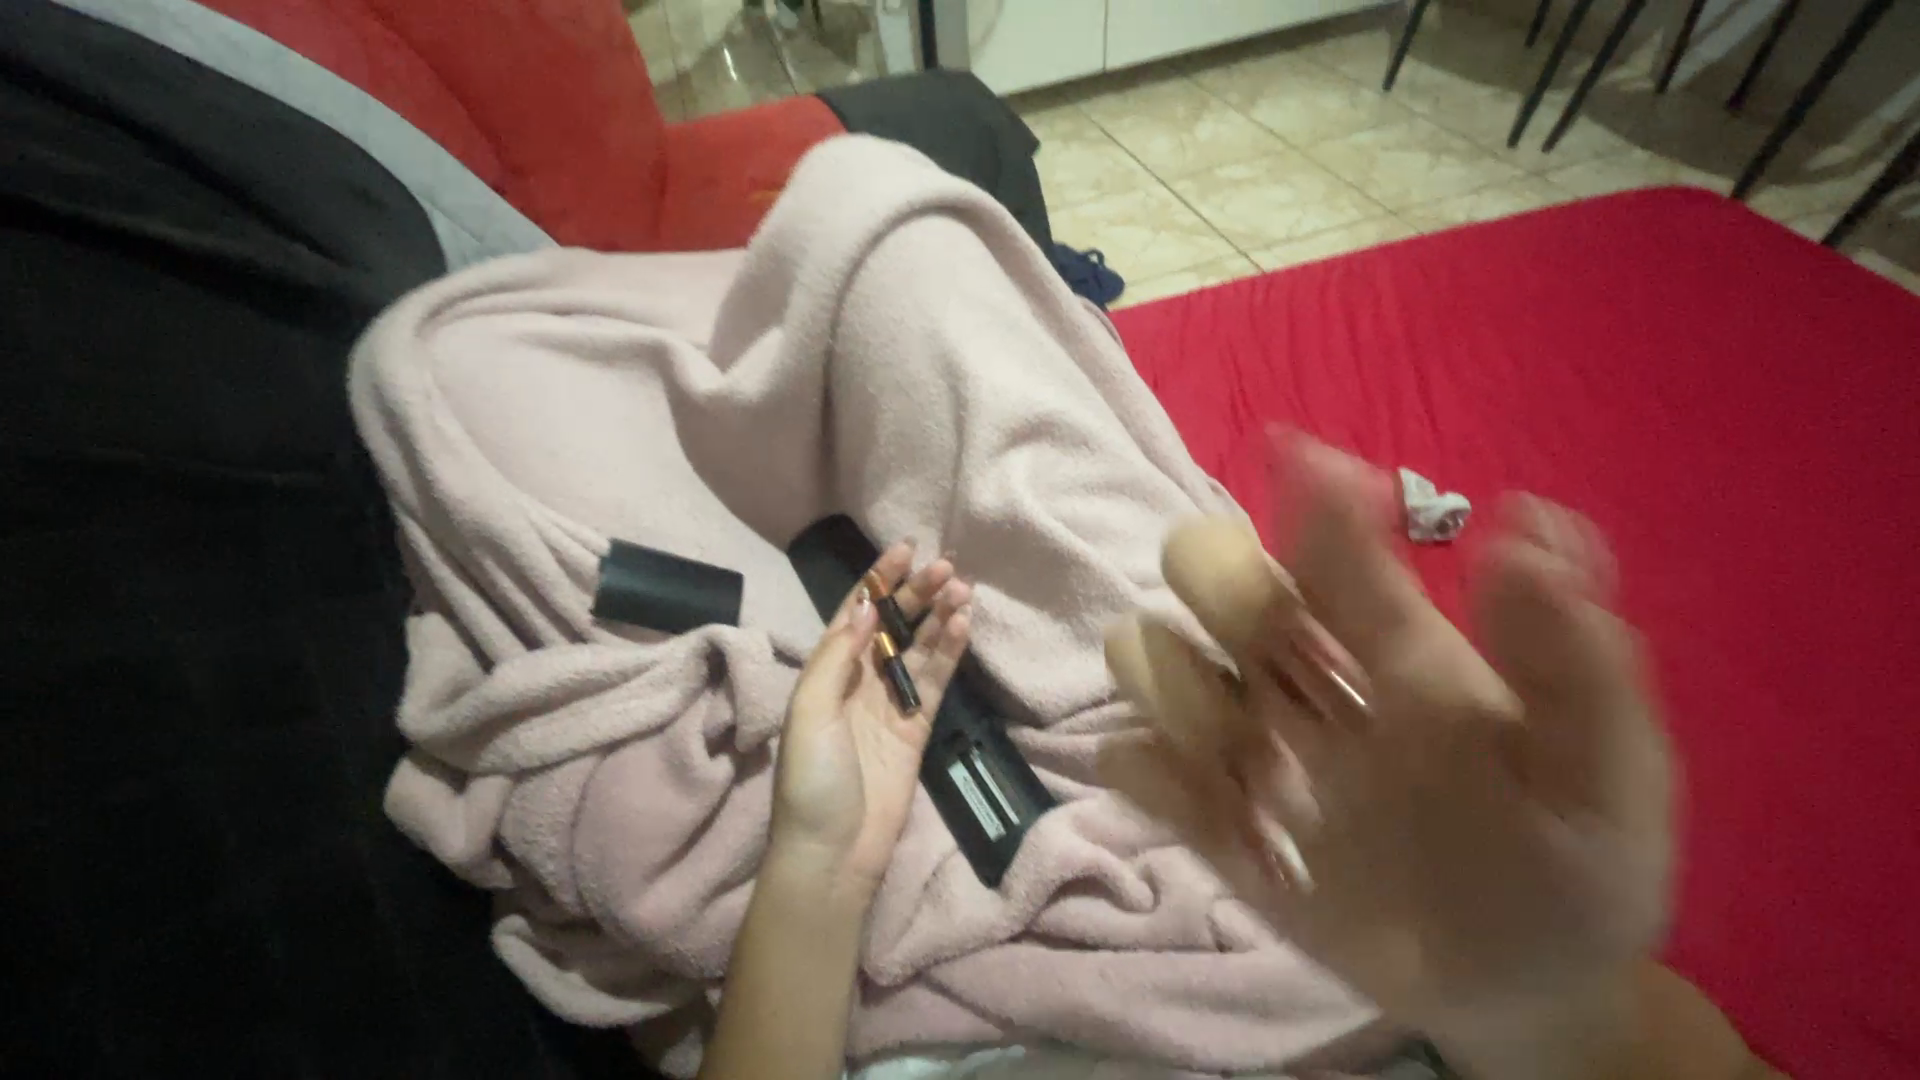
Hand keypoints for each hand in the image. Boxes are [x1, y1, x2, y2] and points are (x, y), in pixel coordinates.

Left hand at [769, 543, 972, 902]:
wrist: (833, 852)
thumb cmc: (811, 780)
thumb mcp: (809, 710)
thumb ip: (837, 657)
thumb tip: (870, 609)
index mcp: (828, 671)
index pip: (857, 612)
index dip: (879, 579)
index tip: (905, 548)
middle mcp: (860, 680)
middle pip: (894, 625)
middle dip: (917, 593)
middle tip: (947, 567)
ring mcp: (891, 703)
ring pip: (920, 647)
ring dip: (939, 617)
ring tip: (963, 589)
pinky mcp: (917, 727)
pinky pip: (936, 681)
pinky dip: (950, 653)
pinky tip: (963, 627)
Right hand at [1103, 432, 1673, 1045]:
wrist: (1519, 986)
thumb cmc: (1570, 864)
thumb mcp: (1603, 774)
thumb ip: (1570, 660)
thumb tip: (1532, 520)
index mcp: (1393, 650)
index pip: (1335, 553)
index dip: (1314, 500)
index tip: (1297, 452)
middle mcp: (1304, 678)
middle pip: (1219, 587)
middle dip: (1219, 583)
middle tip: (1265, 638)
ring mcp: (1249, 749)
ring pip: (1156, 663)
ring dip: (1178, 688)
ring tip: (1254, 769)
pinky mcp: (1212, 821)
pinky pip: (1141, 771)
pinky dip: (1150, 775)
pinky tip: (1224, 822)